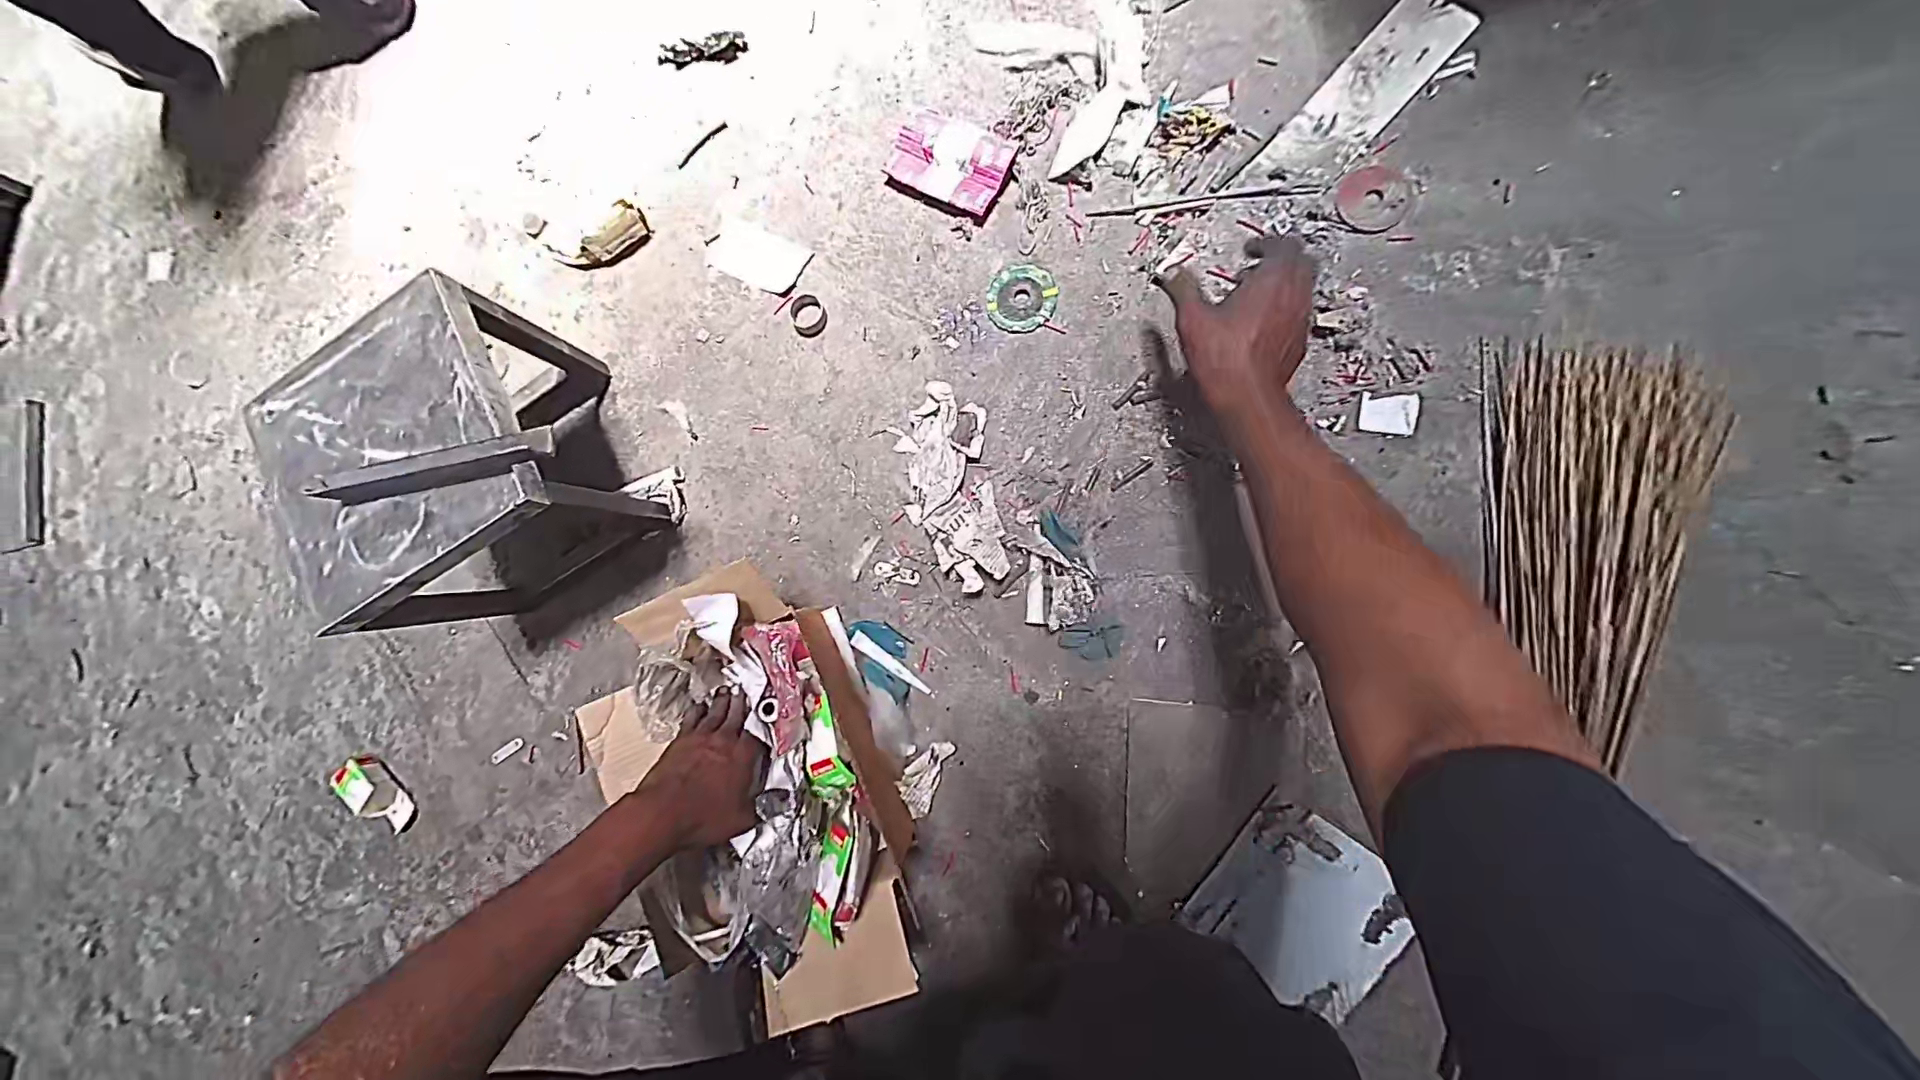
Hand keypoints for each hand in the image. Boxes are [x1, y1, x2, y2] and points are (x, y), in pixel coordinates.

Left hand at [632, 689, 763, 849]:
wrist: (661, 814)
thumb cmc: (701, 818)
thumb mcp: (741, 818)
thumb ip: (762, 806)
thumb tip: (780, 801)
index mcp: (743, 756)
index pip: (760, 732)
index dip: (766, 722)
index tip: (770, 714)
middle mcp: (724, 741)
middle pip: (737, 714)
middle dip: (744, 702)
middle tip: (748, 692)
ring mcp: (700, 738)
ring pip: (715, 711)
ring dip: (722, 701)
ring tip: (726, 692)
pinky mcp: (680, 741)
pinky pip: (692, 718)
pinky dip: (697, 710)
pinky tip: (698, 707)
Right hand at [1155, 235, 1317, 429]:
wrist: (1246, 397)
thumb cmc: (1225, 361)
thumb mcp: (1192, 319)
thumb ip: (1183, 289)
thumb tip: (1172, 274)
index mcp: (1273, 279)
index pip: (1283, 244)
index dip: (1266, 242)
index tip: (1251, 248)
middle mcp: (1294, 295)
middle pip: (1301, 262)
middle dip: (1280, 259)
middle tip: (1259, 265)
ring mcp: (1299, 320)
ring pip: (1302, 288)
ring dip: (1282, 285)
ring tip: (1257, 294)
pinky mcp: (1298, 343)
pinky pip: (1297, 315)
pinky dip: (1283, 311)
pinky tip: (1261, 324)